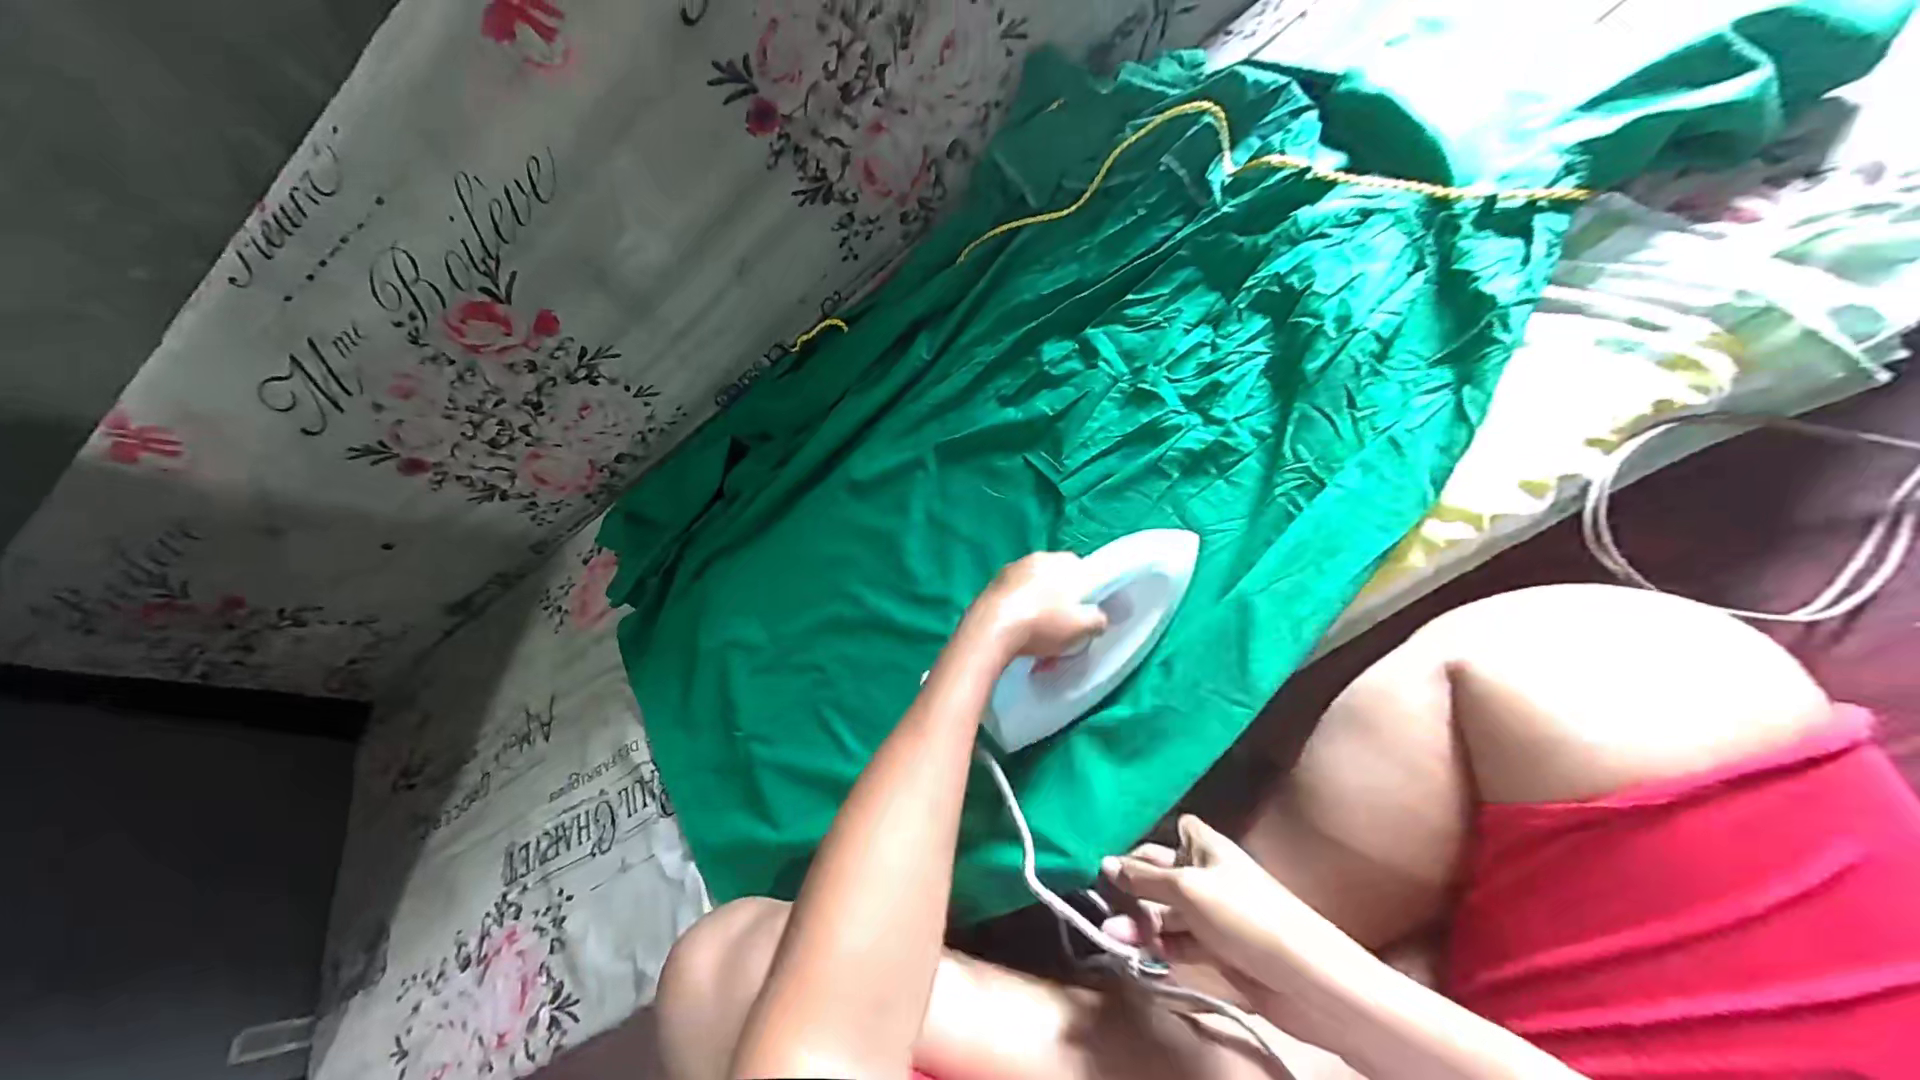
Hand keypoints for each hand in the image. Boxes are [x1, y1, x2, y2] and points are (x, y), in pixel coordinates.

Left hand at [960, 552, 1108, 658]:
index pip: (1084, 570)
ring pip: (1033, 588)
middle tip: (1063, 626)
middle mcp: (1036, 558)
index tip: (1085, 612)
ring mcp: (1010, 570)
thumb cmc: (1042, 625)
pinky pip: (1013, 597)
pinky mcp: (991, 585)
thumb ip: (1098, 619)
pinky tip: (1016, 632)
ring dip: (1038, 606)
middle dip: (1061, 600)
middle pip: (1057, 578)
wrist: (990, 631)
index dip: (1089, 591)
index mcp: (1062, 561)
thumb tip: (1097, 617)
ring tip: (1038, 635)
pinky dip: (1018, 611)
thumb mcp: (1082, 627)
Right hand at [1103, 816, 1376, 1047]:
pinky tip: (1139, 953)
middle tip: (1102, 905)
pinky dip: (1160, 946)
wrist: (1306, 978)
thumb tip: (1105, 863)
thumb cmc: (1244, 915)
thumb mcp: (1187, 888)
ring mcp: (1214, 915)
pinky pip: (1180, 942)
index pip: (1176, 831)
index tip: (1118, 856)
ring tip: (1112, 936)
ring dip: (1140, 922)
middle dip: (1133, 888)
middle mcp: (1209, 875)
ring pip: (1168, 912)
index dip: (1151, 840)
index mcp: (1206, 847)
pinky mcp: (1219, 950)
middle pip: (1164, 874)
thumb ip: (1144, 878)